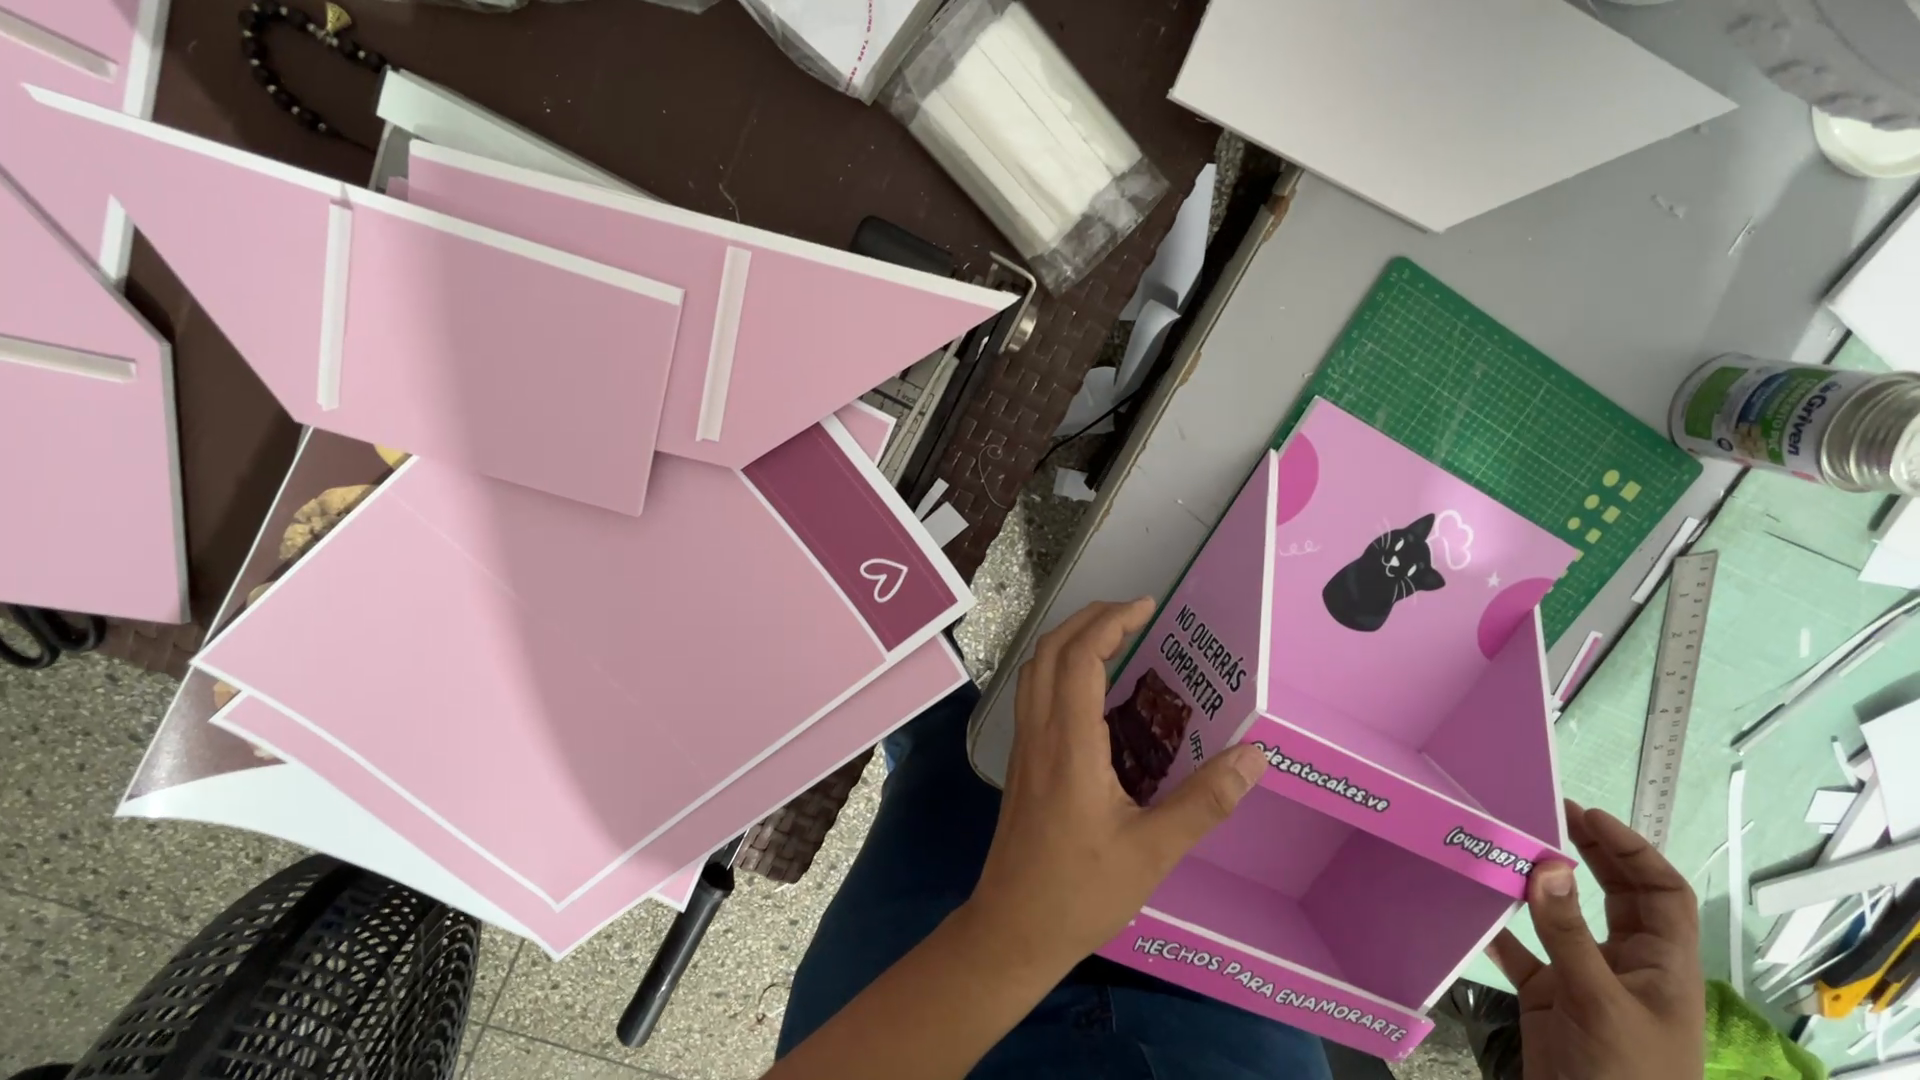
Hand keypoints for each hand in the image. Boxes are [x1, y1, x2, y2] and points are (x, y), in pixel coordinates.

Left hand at [959, 598, 1268, 971]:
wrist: (1012, 928)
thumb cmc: (1080, 892)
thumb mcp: (1153, 851)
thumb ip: (1204, 801)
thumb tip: (1255, 756)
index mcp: (1069, 744)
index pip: (1080, 657)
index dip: (1111, 621)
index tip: (1147, 605)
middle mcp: (1039, 734)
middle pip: (1049, 651)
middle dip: (1088, 619)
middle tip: (1133, 612)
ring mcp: (1023, 747)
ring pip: (1034, 671)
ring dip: (1069, 641)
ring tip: (1114, 638)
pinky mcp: (1022, 764)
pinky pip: (1034, 696)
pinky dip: (1059, 671)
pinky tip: (1091, 693)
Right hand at [1486, 801, 1704, 1079]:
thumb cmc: (1624, 1073)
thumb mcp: (1600, 1002)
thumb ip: (1568, 934)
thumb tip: (1547, 866)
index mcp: (1662, 966)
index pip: (1661, 893)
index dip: (1633, 851)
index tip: (1588, 816)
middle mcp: (1626, 964)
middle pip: (1616, 896)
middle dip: (1590, 853)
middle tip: (1549, 813)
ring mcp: (1584, 979)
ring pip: (1564, 916)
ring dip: (1540, 884)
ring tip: (1509, 846)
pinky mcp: (1547, 996)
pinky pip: (1520, 950)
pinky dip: (1499, 926)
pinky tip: (1474, 904)